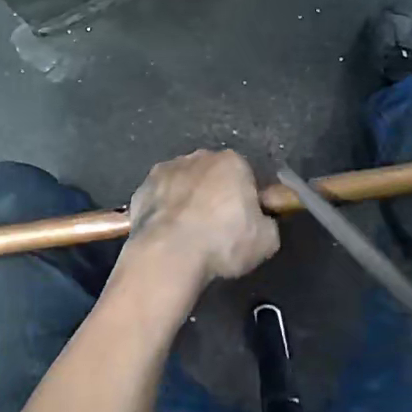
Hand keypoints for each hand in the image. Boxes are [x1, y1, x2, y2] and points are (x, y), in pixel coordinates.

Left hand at [124, 150, 279, 290]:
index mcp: (233, 162)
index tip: (244, 223)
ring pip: (185, 183)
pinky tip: (167, 234)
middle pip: (214, 174)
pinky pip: (161, 197)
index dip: (247, 200)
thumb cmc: (222, 243)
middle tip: (217, 229)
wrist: (168, 255)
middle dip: (216, 195)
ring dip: (189, 200)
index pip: (246, 176)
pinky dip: (164, 210)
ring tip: (188, 235)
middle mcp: (200, 157)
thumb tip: (263, 221)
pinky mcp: (143, 187)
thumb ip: (269, 223)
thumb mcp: (266, 241)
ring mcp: (168, 169)